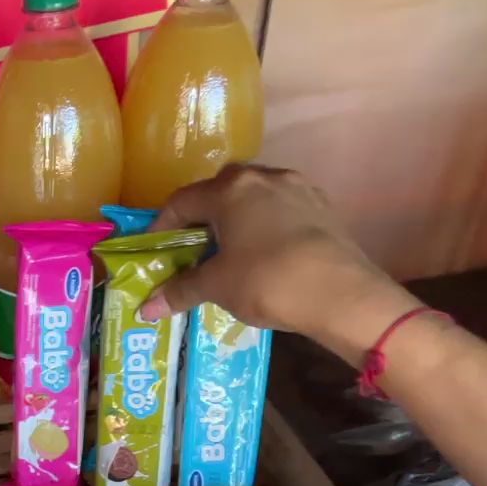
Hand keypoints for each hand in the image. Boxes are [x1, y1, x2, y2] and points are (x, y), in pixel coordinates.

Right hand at [137, 164, 420, 362]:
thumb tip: (146, 308)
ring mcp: (297, 188)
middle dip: (202, 215)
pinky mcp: (322, 206)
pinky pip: (280, 209)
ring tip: (228, 249)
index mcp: (230, 190)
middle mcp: (263, 177)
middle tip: (192, 245)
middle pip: (220, 189)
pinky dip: (264, 225)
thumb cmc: (265, 280)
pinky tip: (263, 252)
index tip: (155, 248)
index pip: (182, 200)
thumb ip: (180, 291)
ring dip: (236, 217)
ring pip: (254, 196)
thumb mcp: (216, 287)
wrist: (340, 292)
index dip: (162, 224)